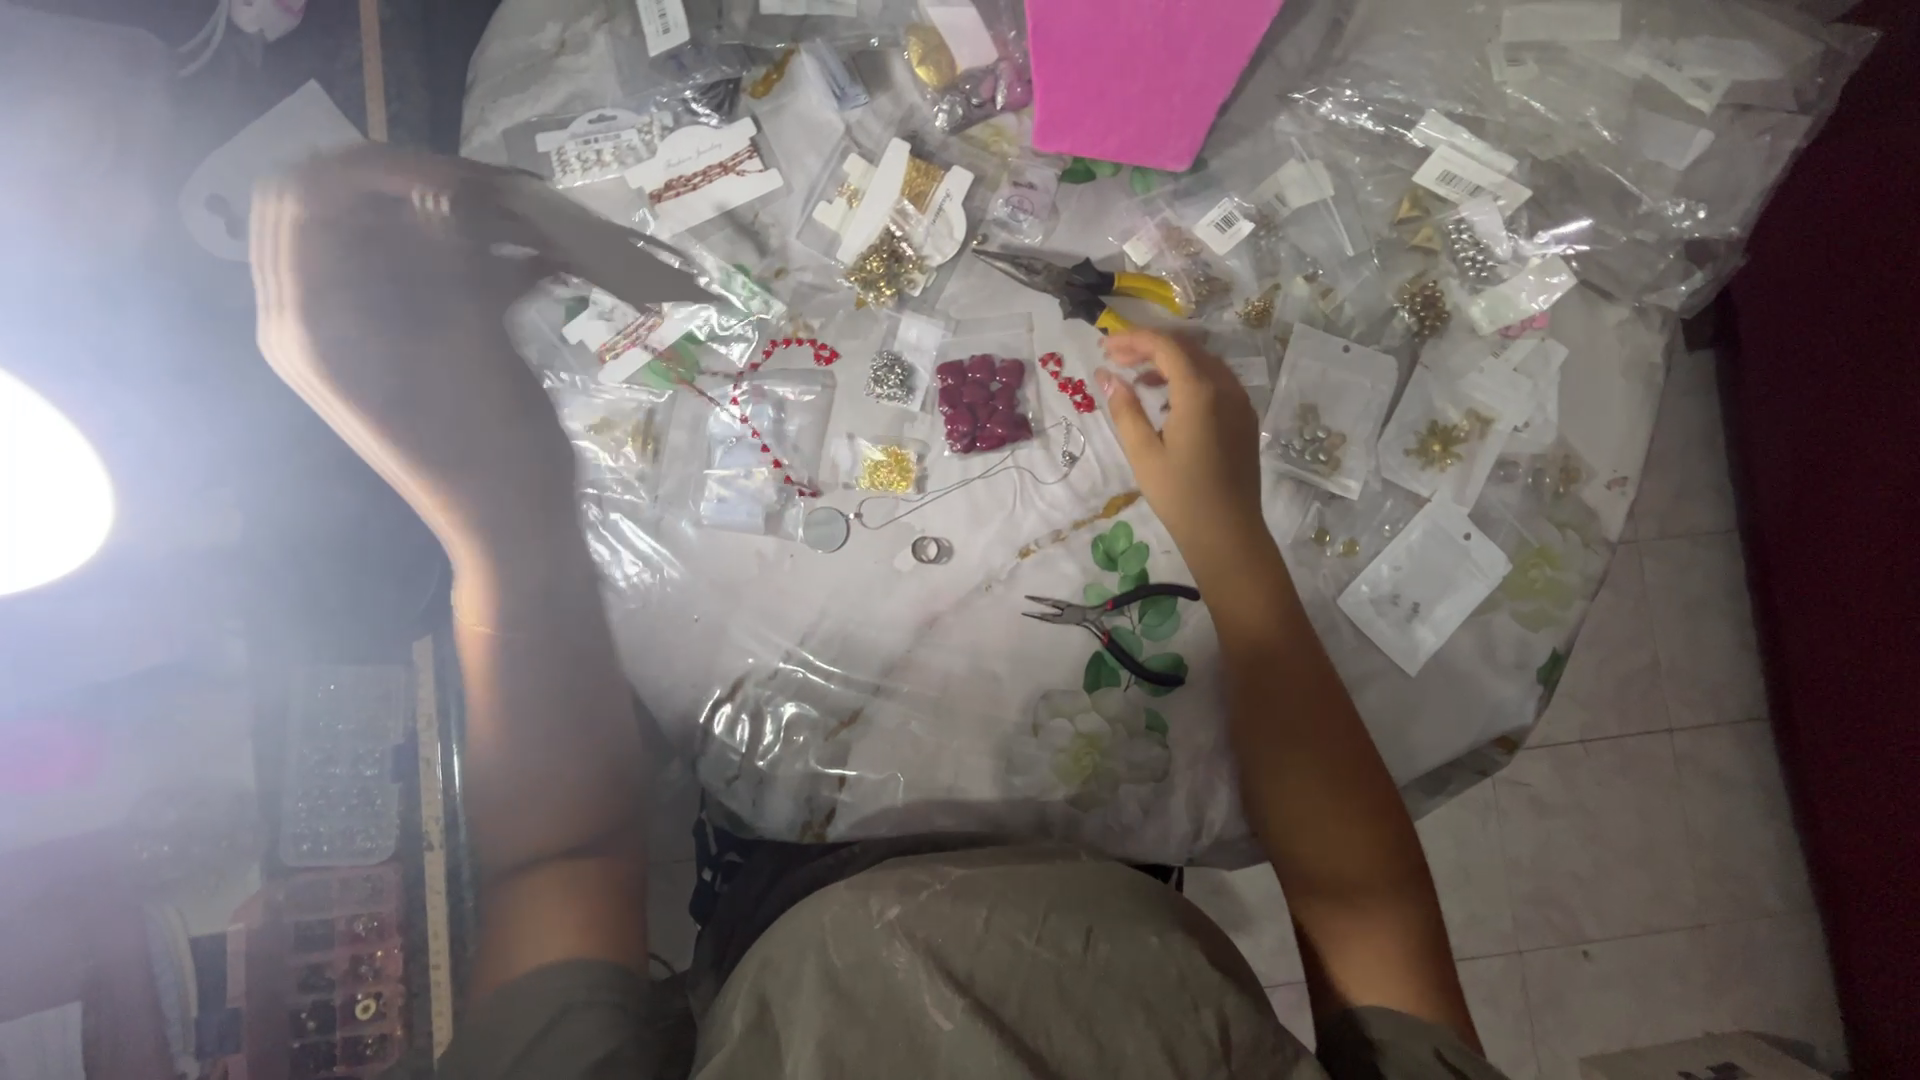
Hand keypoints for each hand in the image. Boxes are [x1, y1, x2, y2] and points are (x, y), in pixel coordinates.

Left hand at [250, 145, 573, 563]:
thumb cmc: (490, 453)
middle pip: (352, 212)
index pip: (308, 198)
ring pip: (404, 243)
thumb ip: (448, 264)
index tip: (472, 177)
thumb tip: (450, 186)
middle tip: (510, 195)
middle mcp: (325, 317)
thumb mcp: (469, 351)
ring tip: (544, 230)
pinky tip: (549, 269)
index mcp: (309, 321)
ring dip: (470, 226)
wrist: (516, 528)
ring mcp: (375, 332)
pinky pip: (441, 282)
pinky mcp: (422, 346)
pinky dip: (490, 266)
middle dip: (430, 190)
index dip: (383, 168)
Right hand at [1097, 330, 1272, 574]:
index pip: (1165, 346)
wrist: (1227, 532)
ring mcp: (1240, 402)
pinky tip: (1167, 400)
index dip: (1133, 340)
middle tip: (1115, 358)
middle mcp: (1225, 388)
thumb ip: (1125, 409)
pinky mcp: (1244, 419)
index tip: (1104, 347)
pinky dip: (1188, 379)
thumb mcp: (1143, 453)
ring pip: (1203, 363)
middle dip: (1149, 347)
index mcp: (1199, 392)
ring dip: (1169, 362)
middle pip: (1186, 349)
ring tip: (1136, 377)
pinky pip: (1216, 383)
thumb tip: (1107, 376)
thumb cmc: (1180, 495)